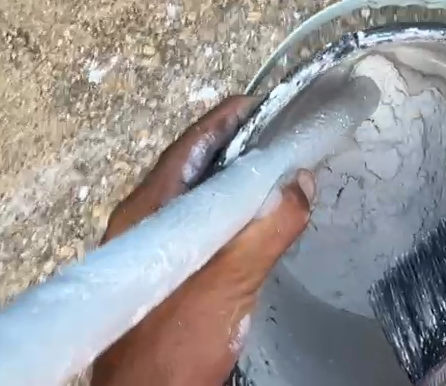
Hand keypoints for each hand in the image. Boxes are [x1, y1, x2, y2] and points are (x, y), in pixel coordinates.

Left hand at [90, 96, 313, 385]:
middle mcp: (143, 217)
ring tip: (281, 168)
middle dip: (242, 144)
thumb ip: (269, 227)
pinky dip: (232, 208)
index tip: (275, 103)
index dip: (234, 116)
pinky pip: (201, 221)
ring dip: (239, 178)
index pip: (194, 141)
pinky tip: (258, 218)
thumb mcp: (231, 281)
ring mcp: (148, 246)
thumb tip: (302, 181)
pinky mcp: (161, 271)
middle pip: (197, 163)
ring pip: (200, 194)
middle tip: (287, 133)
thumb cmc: (175, 342)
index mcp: (148, 206)